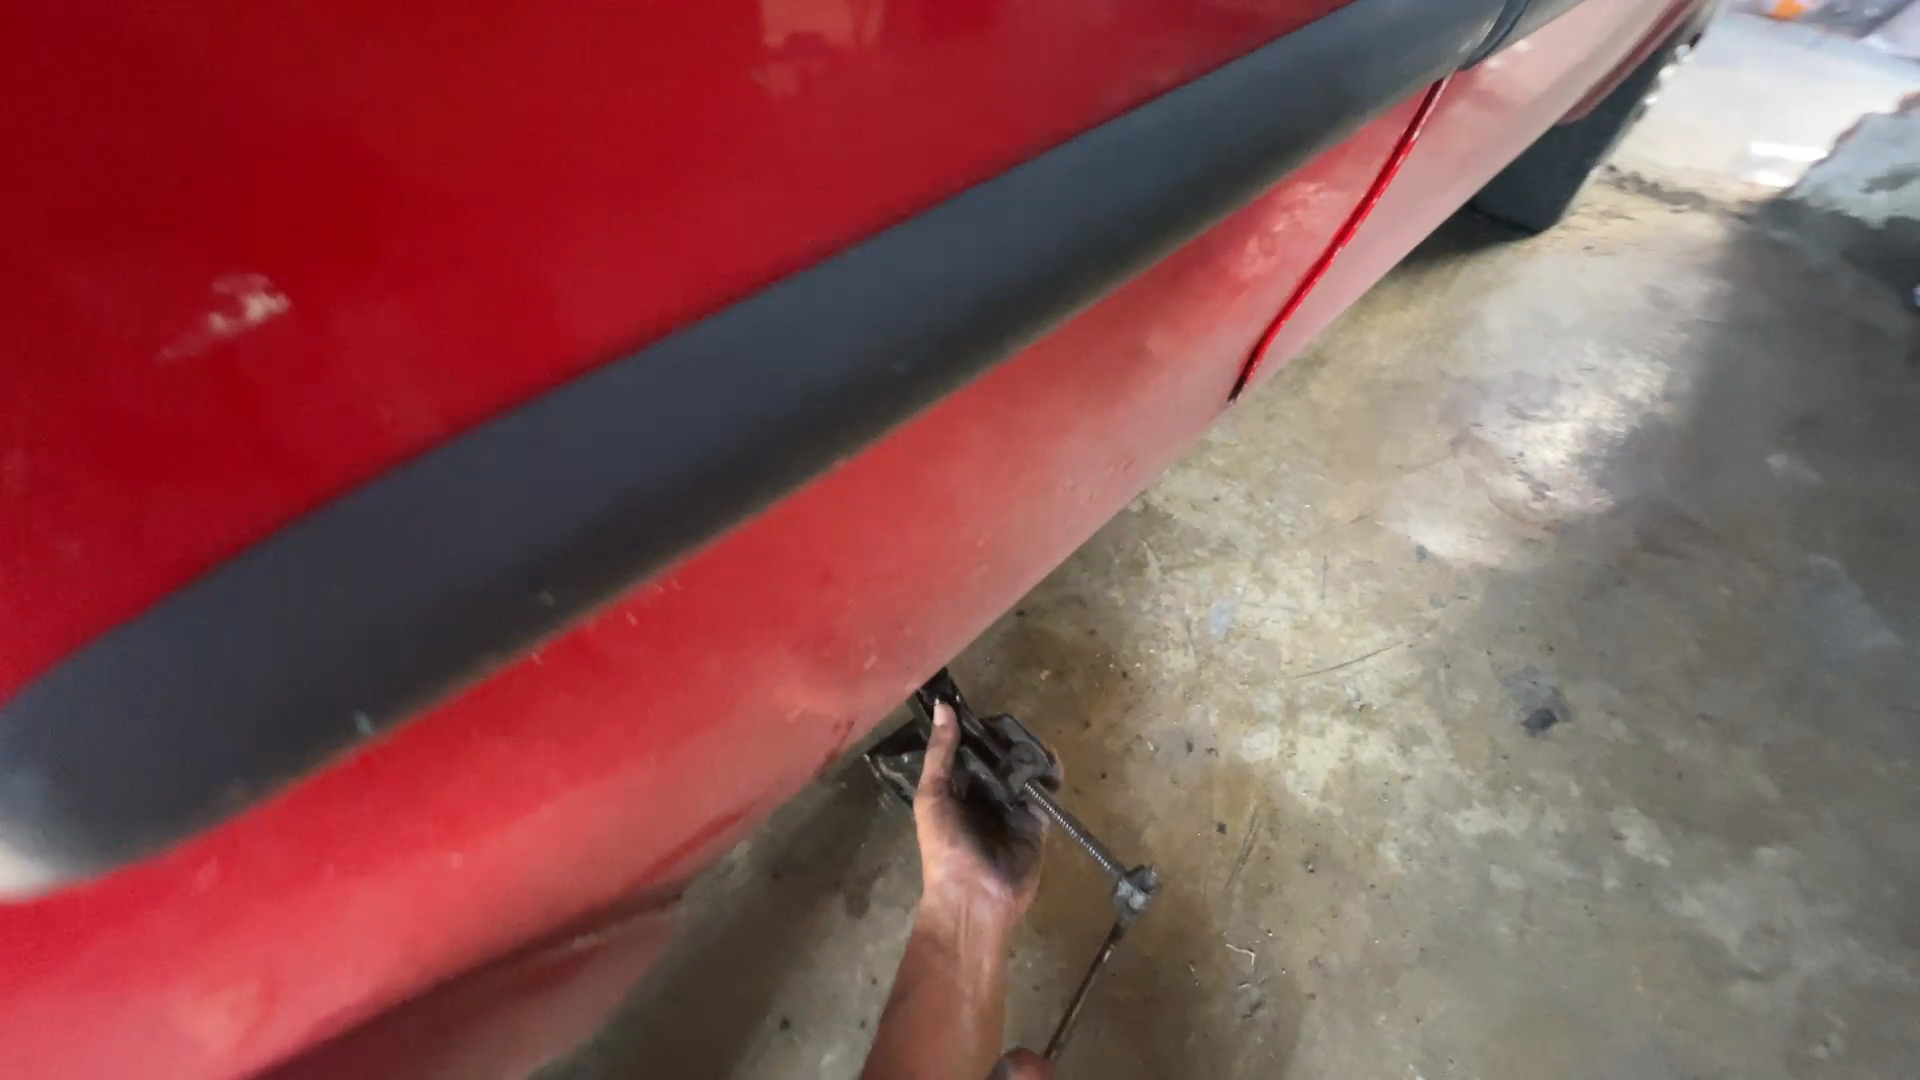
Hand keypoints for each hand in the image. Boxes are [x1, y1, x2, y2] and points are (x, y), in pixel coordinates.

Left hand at [913, 702, 1047, 930]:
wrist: (973, 897)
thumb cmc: (944, 846)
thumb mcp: (932, 795)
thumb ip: (939, 753)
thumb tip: (943, 706)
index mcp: (955, 788)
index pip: (967, 750)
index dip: (975, 730)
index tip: (983, 709)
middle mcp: (983, 794)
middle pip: (998, 757)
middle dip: (1005, 740)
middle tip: (1013, 722)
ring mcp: (1011, 807)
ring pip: (1022, 770)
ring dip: (1028, 753)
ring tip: (1031, 737)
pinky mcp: (1035, 820)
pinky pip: (1044, 791)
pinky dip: (1049, 773)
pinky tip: (1050, 757)